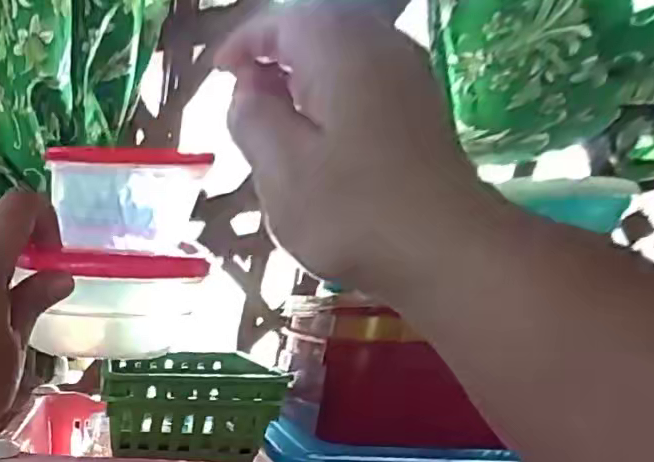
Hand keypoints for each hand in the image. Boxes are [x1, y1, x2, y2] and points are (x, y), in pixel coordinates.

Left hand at [0, 192, 73, 445]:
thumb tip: (60, 276)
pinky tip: (0, 303)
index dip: (44, 217)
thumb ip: (34, 301)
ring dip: (0, 246)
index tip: (58, 255)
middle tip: (43, 262)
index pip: (17, 205)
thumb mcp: (16, 343)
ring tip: (24, 285)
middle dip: (20, 226)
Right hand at [215, 3, 498, 291]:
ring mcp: (406, 79)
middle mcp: (380, 47)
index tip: (217, 71)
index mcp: (340, 51)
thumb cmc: (347, 211)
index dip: (244, 42)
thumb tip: (245, 90)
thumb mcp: (280, 170)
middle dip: (274, 59)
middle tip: (240, 101)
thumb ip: (253, 120)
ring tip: (271, 124)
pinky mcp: (416, 114)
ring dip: (301, 82)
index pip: (283, 21)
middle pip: (317, 31)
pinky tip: (314, 142)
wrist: (436, 247)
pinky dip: (327, 101)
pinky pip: (361, 87)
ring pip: (341, 60)